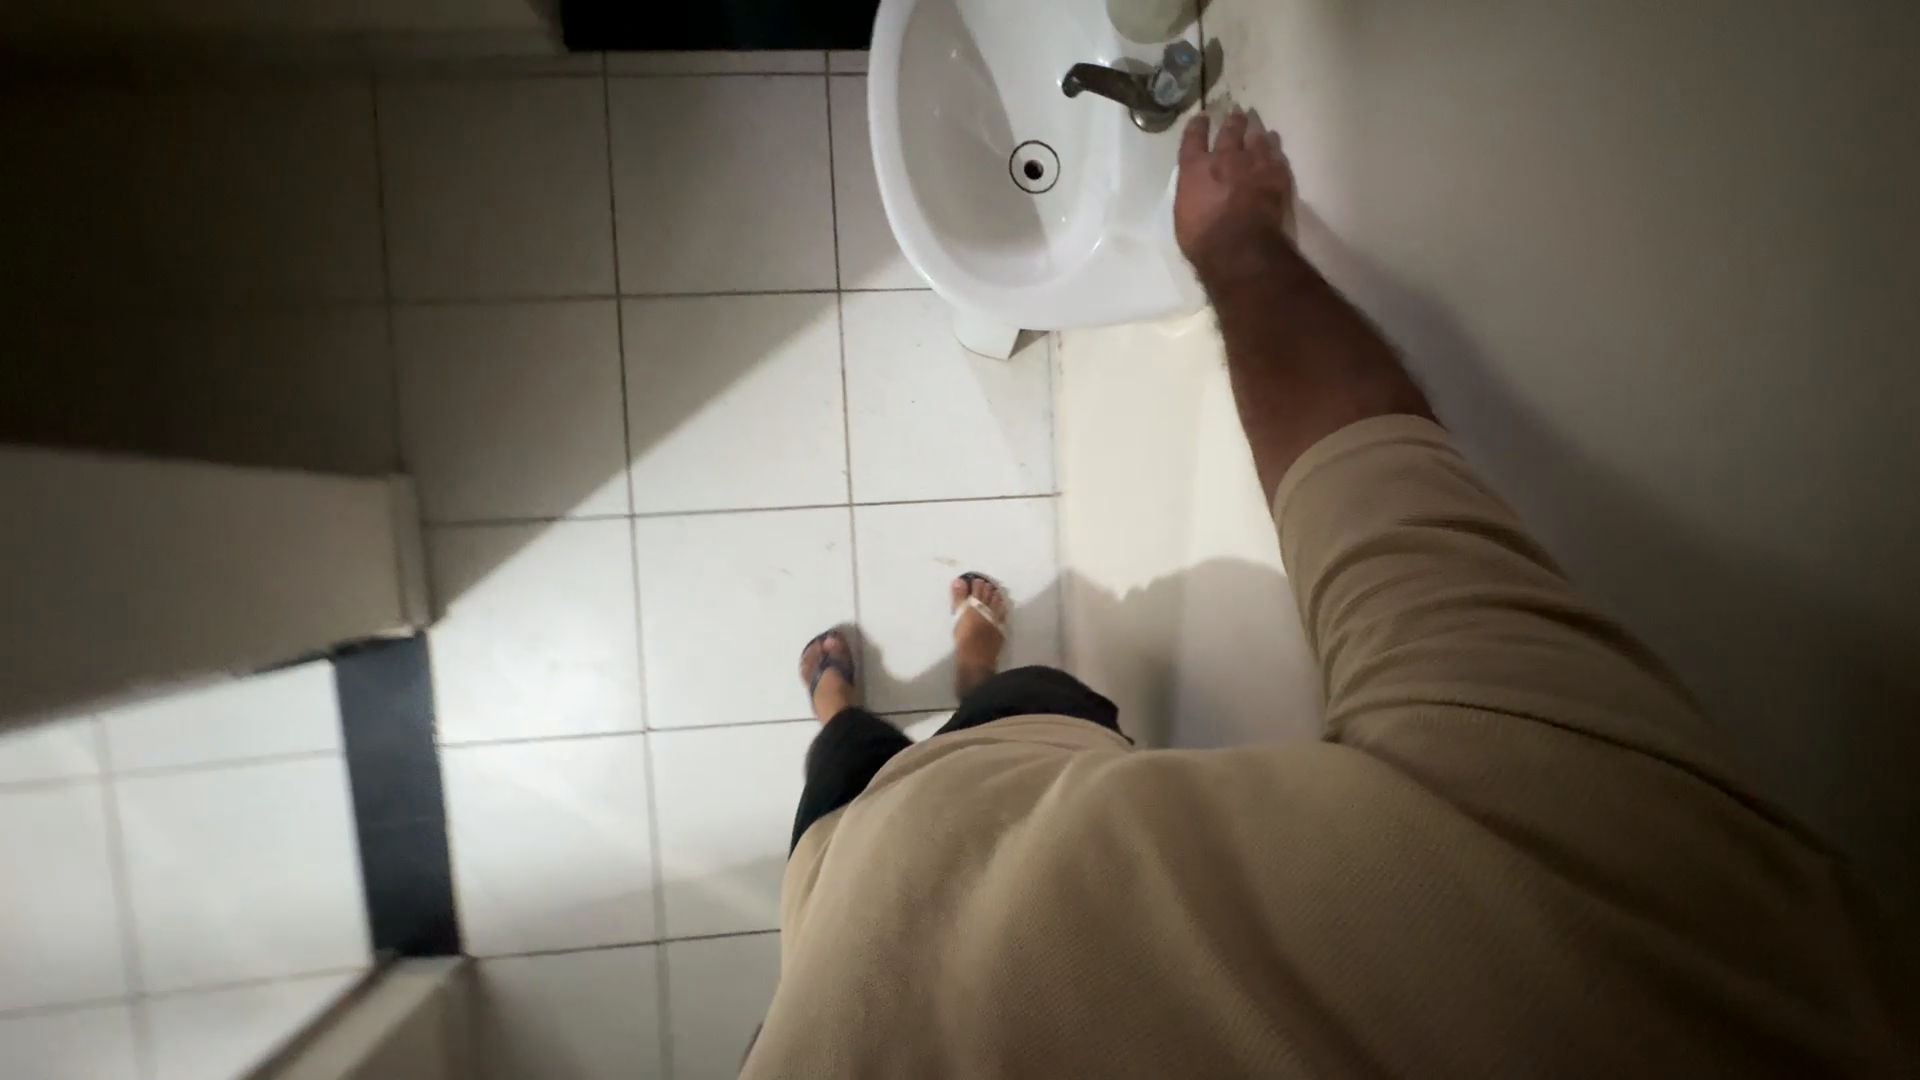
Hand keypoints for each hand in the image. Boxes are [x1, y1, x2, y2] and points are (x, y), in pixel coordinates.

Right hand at [1175, 107, 1294, 273]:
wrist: (1239, 247)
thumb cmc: (1203, 240)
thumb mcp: (1183, 216)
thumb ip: (1191, 193)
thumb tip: (1197, 188)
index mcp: (1195, 169)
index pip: (1193, 138)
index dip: (1197, 127)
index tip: (1201, 118)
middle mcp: (1224, 157)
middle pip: (1230, 130)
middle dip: (1232, 122)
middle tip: (1236, 114)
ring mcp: (1253, 162)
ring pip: (1257, 137)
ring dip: (1255, 131)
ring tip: (1258, 128)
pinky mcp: (1276, 172)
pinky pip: (1276, 152)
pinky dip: (1274, 146)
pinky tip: (1274, 143)